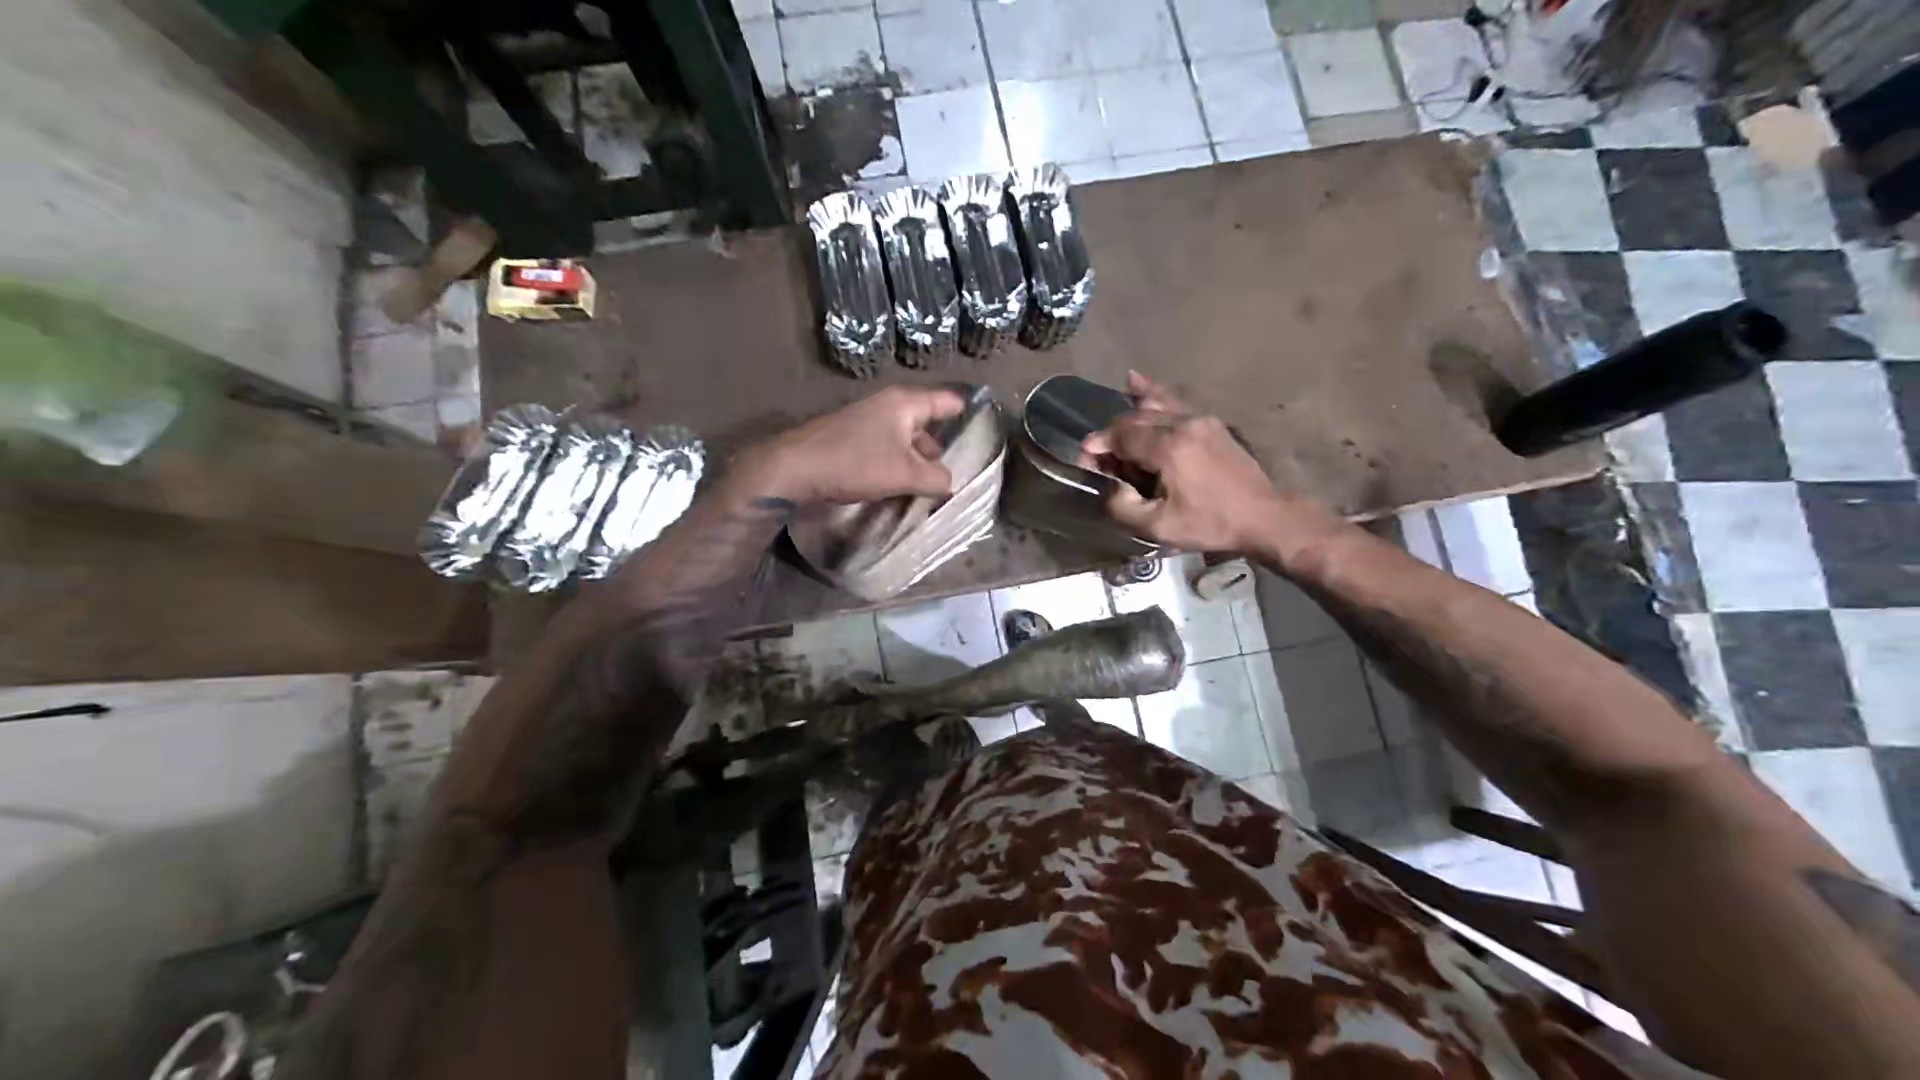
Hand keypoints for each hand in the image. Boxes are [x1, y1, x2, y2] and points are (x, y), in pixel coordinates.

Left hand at [743, 385, 965, 503]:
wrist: (795, 469)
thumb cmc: (856, 463)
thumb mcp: (905, 474)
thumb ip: (936, 479)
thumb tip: (948, 483)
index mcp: (905, 403)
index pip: (947, 401)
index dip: (966, 413)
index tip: (983, 429)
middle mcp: (888, 405)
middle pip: (926, 423)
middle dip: (939, 448)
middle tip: (955, 472)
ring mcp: (867, 420)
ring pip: (904, 439)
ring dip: (916, 460)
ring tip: (928, 485)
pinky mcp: (851, 438)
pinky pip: (886, 448)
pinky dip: (896, 463)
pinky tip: (898, 484)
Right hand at [1082, 372, 1344, 558]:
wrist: (1263, 516)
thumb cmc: (1211, 524)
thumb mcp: (1158, 527)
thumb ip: (1122, 506)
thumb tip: (1109, 486)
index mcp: (1169, 448)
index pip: (1120, 435)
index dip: (1098, 446)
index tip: (1087, 461)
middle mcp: (1183, 424)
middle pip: (1134, 418)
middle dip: (1111, 436)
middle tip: (1104, 461)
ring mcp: (1200, 418)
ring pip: (1153, 404)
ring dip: (1129, 417)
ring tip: (1113, 429)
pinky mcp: (1211, 422)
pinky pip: (1175, 400)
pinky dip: (1152, 392)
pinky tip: (1134, 382)